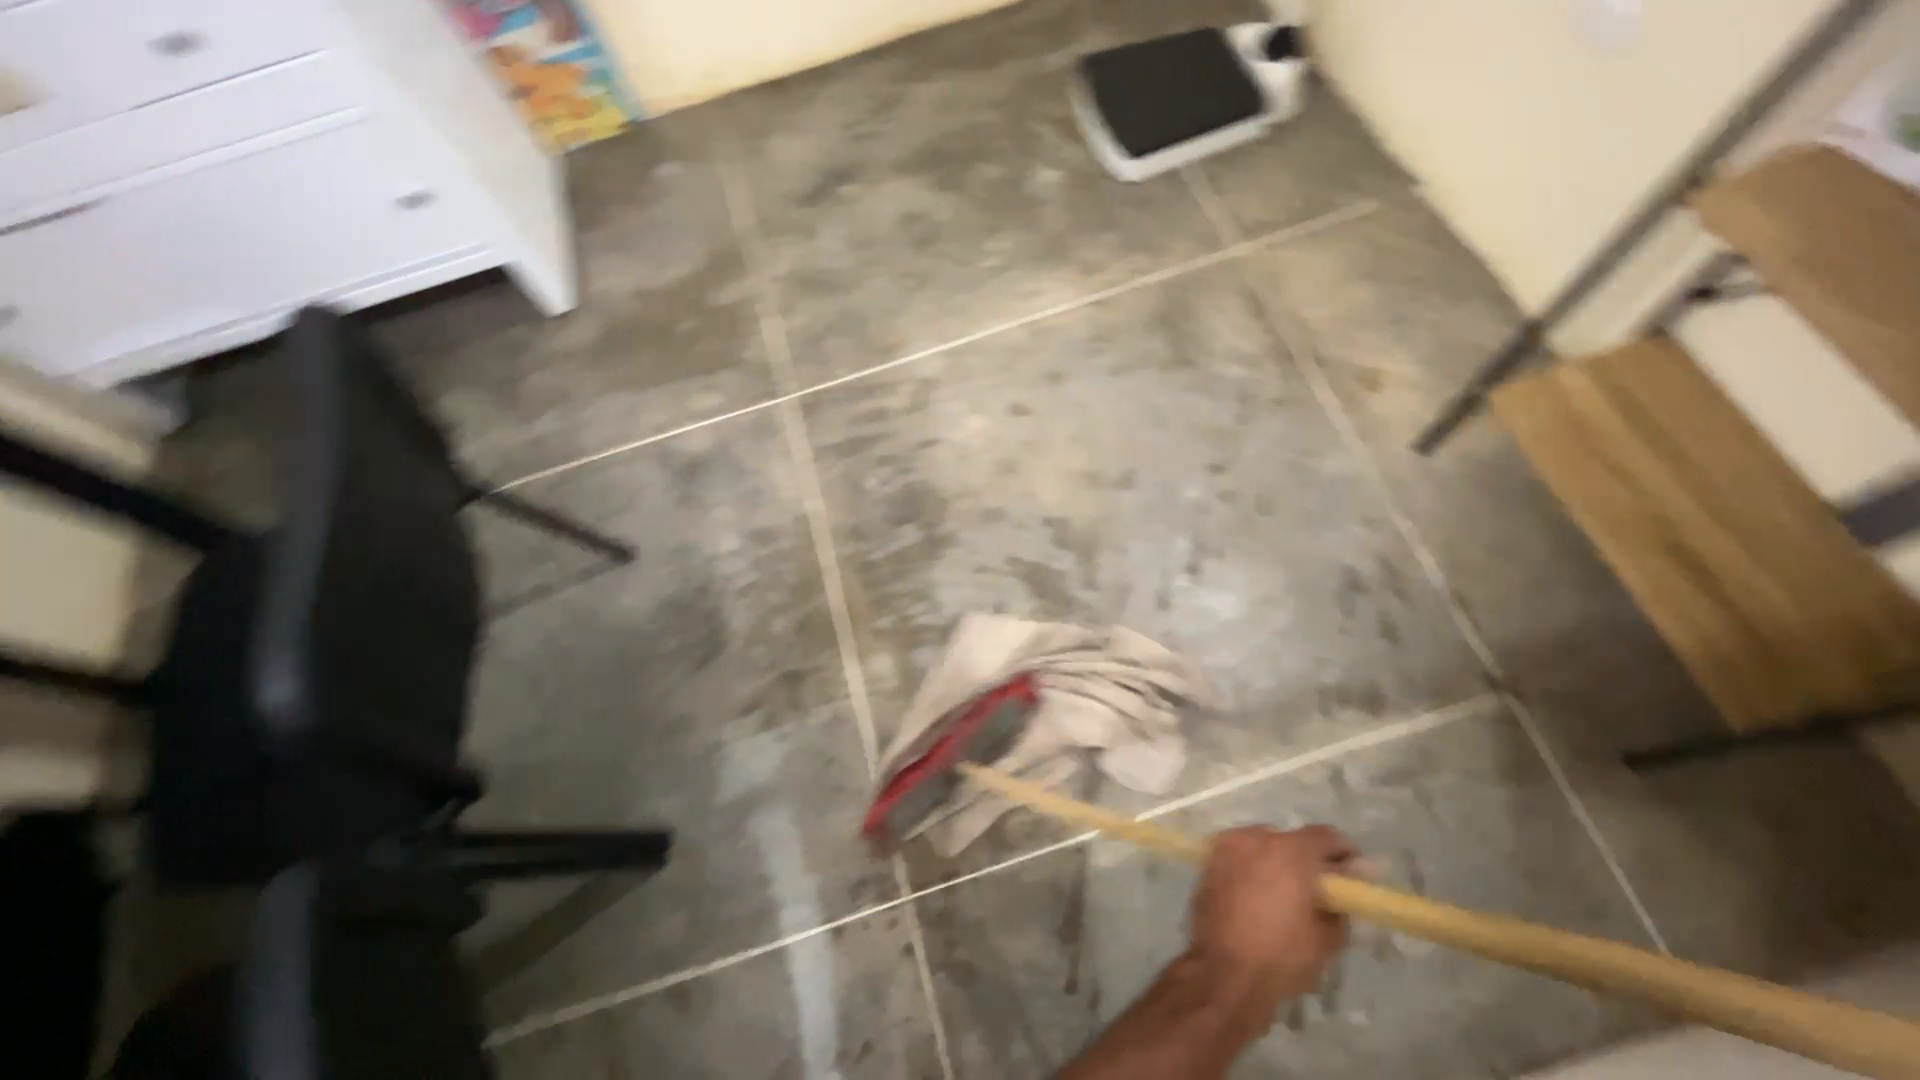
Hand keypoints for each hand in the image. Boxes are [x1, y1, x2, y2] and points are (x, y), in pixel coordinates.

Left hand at [1186, 825, 1355, 1002]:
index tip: (1349, 874)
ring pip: (1260, 846)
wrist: (1224, 972)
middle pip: (1290, 839)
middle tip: (1314, 887)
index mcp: (1290, 851)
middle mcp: (1255, 839)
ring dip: (1275, 861)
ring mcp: (1226, 849)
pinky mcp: (1207, 865)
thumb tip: (1338, 896)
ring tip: (1282, 893)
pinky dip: (1250, 870)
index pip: (1326, 836)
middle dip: (1305, 858)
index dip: (1343, 853)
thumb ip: (1339, 907)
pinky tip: (1255, 897)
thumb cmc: (1282, 956)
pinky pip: (1238, 859)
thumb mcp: (1328, 938)